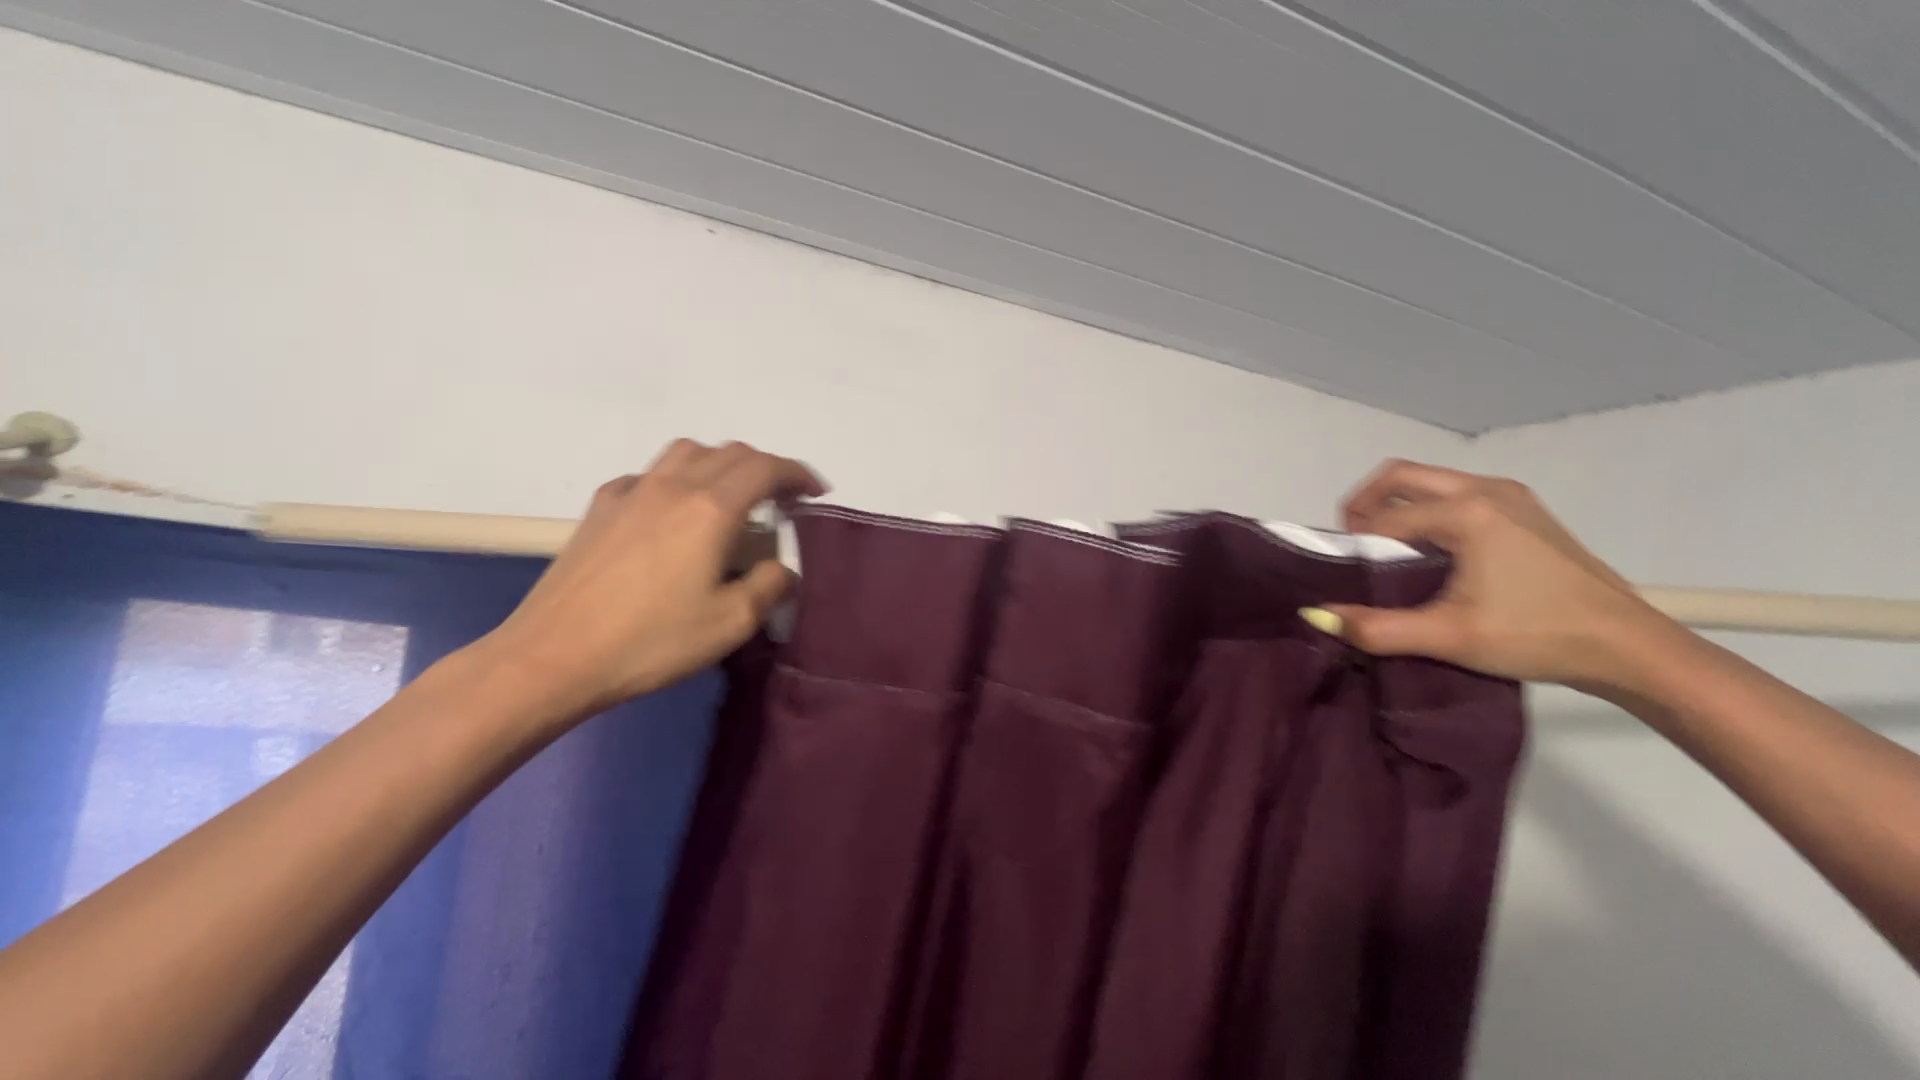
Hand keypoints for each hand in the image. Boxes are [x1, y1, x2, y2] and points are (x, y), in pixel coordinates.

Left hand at [474, 439, 825, 722]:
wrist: (555, 654)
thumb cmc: (651, 641)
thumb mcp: (730, 623)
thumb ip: (769, 587)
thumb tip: (783, 570)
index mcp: (711, 509)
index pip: (766, 468)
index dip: (797, 474)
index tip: (815, 492)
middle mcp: (673, 486)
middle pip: (730, 452)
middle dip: (765, 468)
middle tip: (782, 499)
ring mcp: (631, 492)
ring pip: (687, 452)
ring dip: (721, 463)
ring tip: (731, 495)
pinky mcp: (600, 508)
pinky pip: (649, 474)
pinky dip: (676, 479)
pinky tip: (672, 513)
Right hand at [1317, 460, 1672, 690]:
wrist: (1625, 645)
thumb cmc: (1535, 636)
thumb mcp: (1448, 637)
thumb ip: (1377, 628)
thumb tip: (1319, 615)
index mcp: (1466, 512)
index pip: (1385, 517)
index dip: (1355, 544)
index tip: (1343, 577)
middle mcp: (1486, 489)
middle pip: (1403, 476)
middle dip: (1367, 504)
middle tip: (1354, 545)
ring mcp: (1512, 496)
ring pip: (1433, 483)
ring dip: (1400, 507)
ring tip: (1390, 554)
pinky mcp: (1527, 511)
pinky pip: (1459, 495)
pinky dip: (1431, 513)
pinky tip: (1435, 556)